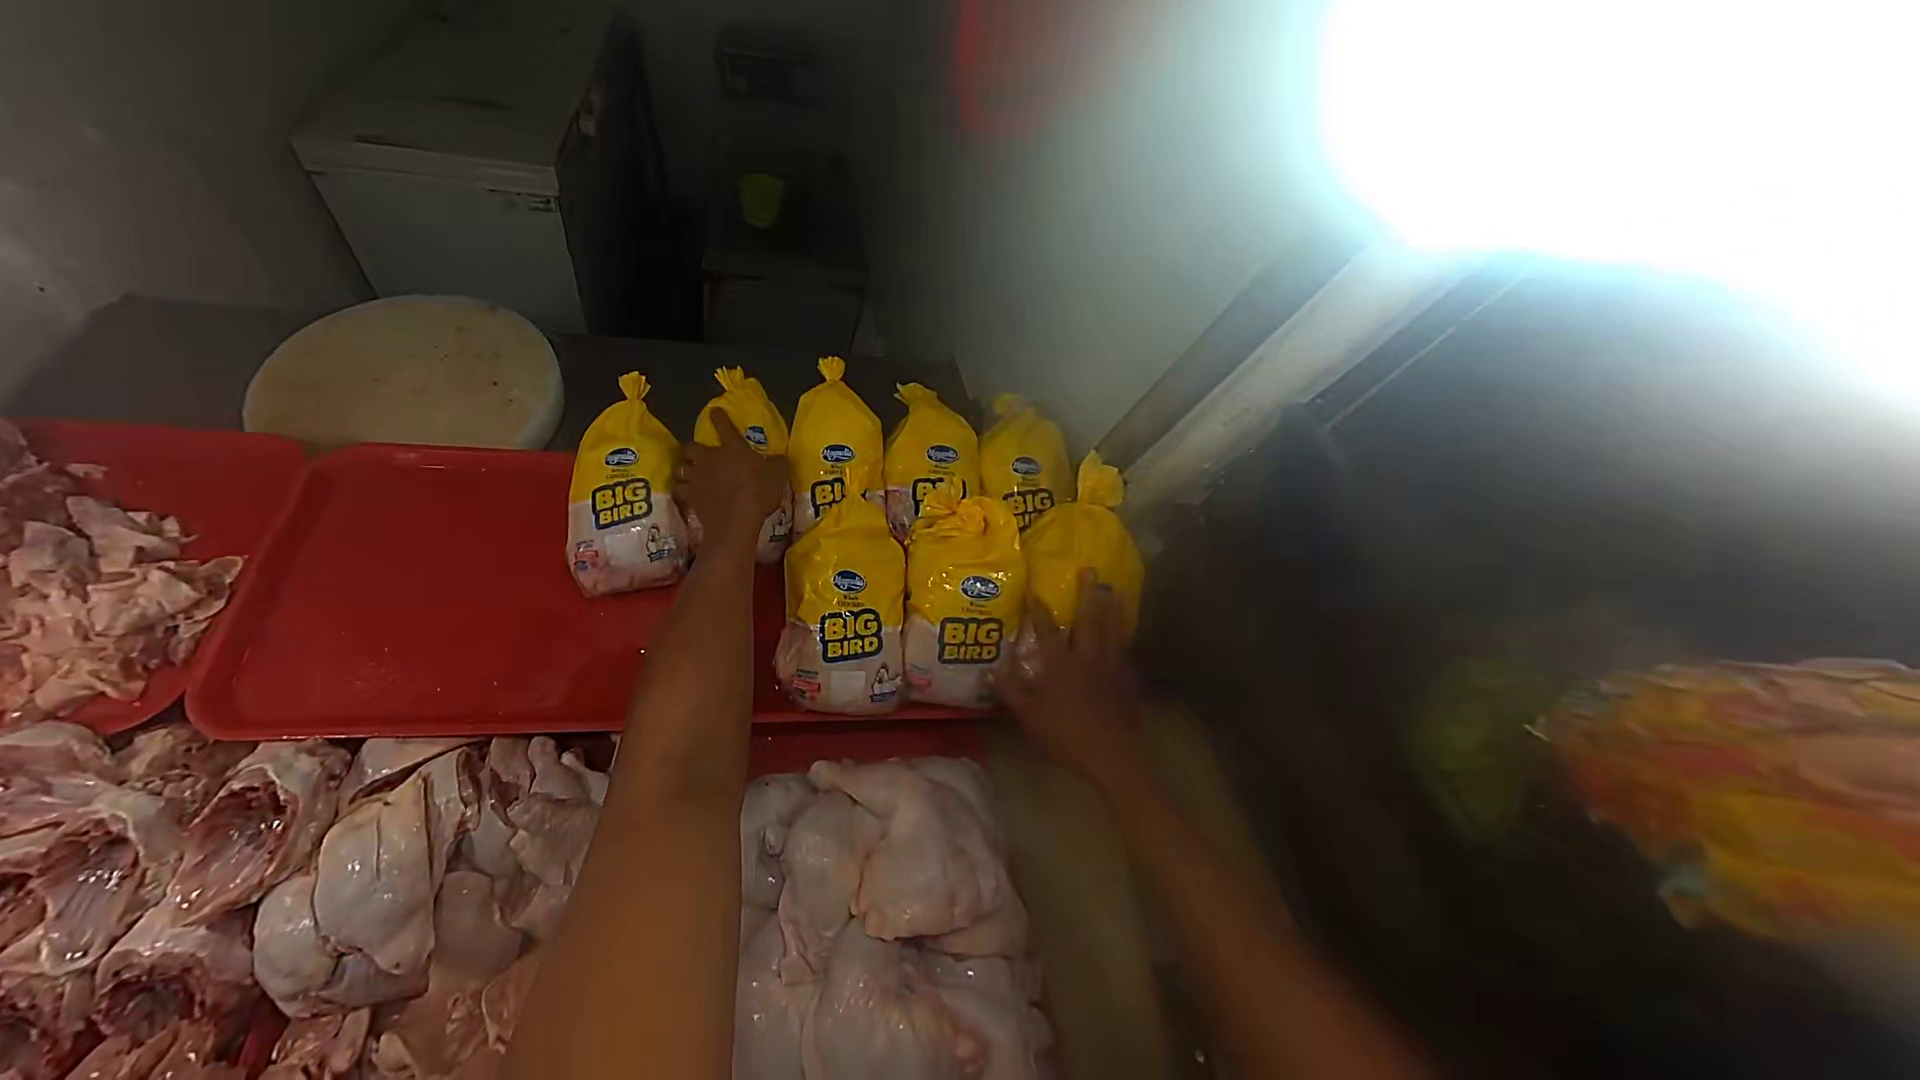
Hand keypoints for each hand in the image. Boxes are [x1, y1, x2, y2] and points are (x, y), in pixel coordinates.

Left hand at [680, 411, 786, 554]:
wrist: (736, 520)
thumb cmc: (759, 492)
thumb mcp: (778, 475)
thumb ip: (777, 463)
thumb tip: (779, 457)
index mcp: (733, 448)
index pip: (724, 426)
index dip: (719, 417)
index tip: (715, 411)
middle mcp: (710, 458)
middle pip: (690, 446)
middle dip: (692, 448)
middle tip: (697, 454)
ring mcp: (697, 477)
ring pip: (682, 468)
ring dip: (686, 469)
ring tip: (691, 475)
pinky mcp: (690, 496)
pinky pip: (681, 489)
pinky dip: (683, 491)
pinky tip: (688, 494)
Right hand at [996, 570, 1149, 796]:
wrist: (1111, 756)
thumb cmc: (1065, 736)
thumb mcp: (1029, 717)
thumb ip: (1011, 691)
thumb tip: (992, 669)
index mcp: (1061, 665)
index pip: (1048, 630)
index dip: (1039, 610)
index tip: (1034, 591)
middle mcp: (1087, 658)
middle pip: (1089, 620)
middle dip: (1088, 594)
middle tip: (1091, 571)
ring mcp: (1110, 668)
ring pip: (1112, 631)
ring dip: (1112, 609)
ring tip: (1114, 591)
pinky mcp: (1126, 681)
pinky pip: (1125, 652)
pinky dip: (1125, 639)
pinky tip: (1126, 635)